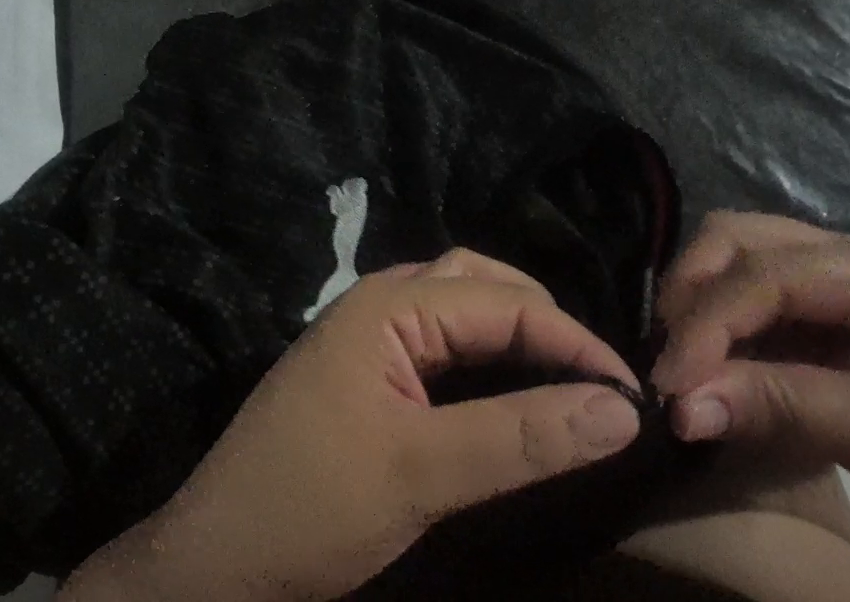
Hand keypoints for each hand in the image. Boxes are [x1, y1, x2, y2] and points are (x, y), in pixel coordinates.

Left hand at [60, 249, 642, 601]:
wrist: (217, 563)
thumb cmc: (310, 507)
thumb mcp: (420, 474)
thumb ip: (519, 437)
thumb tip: (621, 410)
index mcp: (387, 305)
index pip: (504, 302)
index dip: (573, 342)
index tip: (632, 394)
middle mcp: (379, 304)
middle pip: (482, 286)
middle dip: (544, 322)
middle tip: (598, 380)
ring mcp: (369, 336)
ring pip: (461, 309)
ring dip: (516, 333)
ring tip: (566, 379)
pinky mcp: (368, 373)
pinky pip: (441, 344)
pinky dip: (486, 358)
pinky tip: (510, 390)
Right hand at [649, 211, 849, 601]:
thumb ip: (776, 405)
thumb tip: (676, 406)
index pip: (770, 274)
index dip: (708, 323)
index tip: (666, 385)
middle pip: (744, 240)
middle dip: (694, 293)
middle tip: (669, 364)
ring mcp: (849, 283)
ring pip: (742, 260)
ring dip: (702, 304)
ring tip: (684, 366)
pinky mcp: (836, 317)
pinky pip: (757, 299)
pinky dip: (723, 326)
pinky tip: (713, 366)